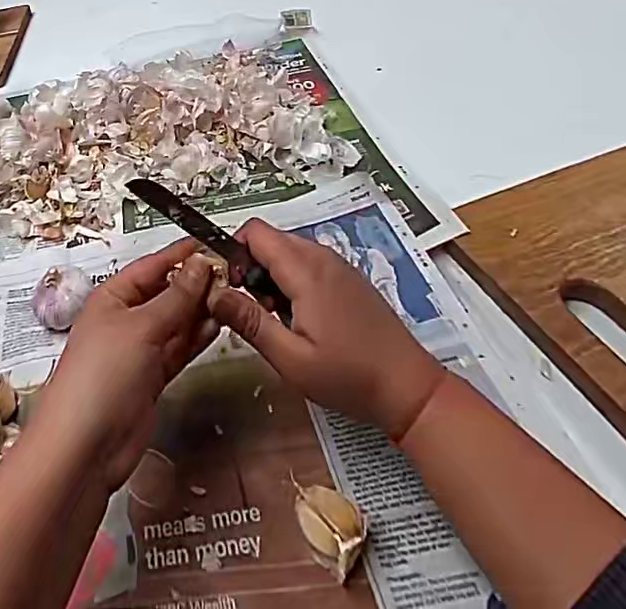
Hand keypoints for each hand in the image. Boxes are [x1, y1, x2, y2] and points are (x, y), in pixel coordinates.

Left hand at [31, 241, 218, 490]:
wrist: (87, 441)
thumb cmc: (103, 373)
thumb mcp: (141, 327)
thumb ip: (174, 298)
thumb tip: (200, 264)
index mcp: (112, 297)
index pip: (150, 266)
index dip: (179, 255)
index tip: (210, 244)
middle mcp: (125, 318)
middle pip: (165, 293)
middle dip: (194, 283)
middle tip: (232, 275)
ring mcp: (139, 349)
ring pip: (175, 321)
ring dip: (200, 310)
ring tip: (232, 298)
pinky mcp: (152, 376)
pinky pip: (178, 348)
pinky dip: (196, 338)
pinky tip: (218, 326)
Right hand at [207, 219, 445, 440]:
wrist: (413, 393)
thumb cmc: (349, 377)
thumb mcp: (291, 358)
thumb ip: (249, 321)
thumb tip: (212, 293)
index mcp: (306, 271)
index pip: (255, 232)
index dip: (233, 251)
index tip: (231, 286)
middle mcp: (322, 258)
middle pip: (269, 239)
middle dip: (249, 264)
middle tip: (253, 307)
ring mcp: (339, 266)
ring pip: (286, 250)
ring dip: (269, 273)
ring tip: (276, 315)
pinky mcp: (348, 278)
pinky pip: (305, 261)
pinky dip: (290, 278)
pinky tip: (299, 316)